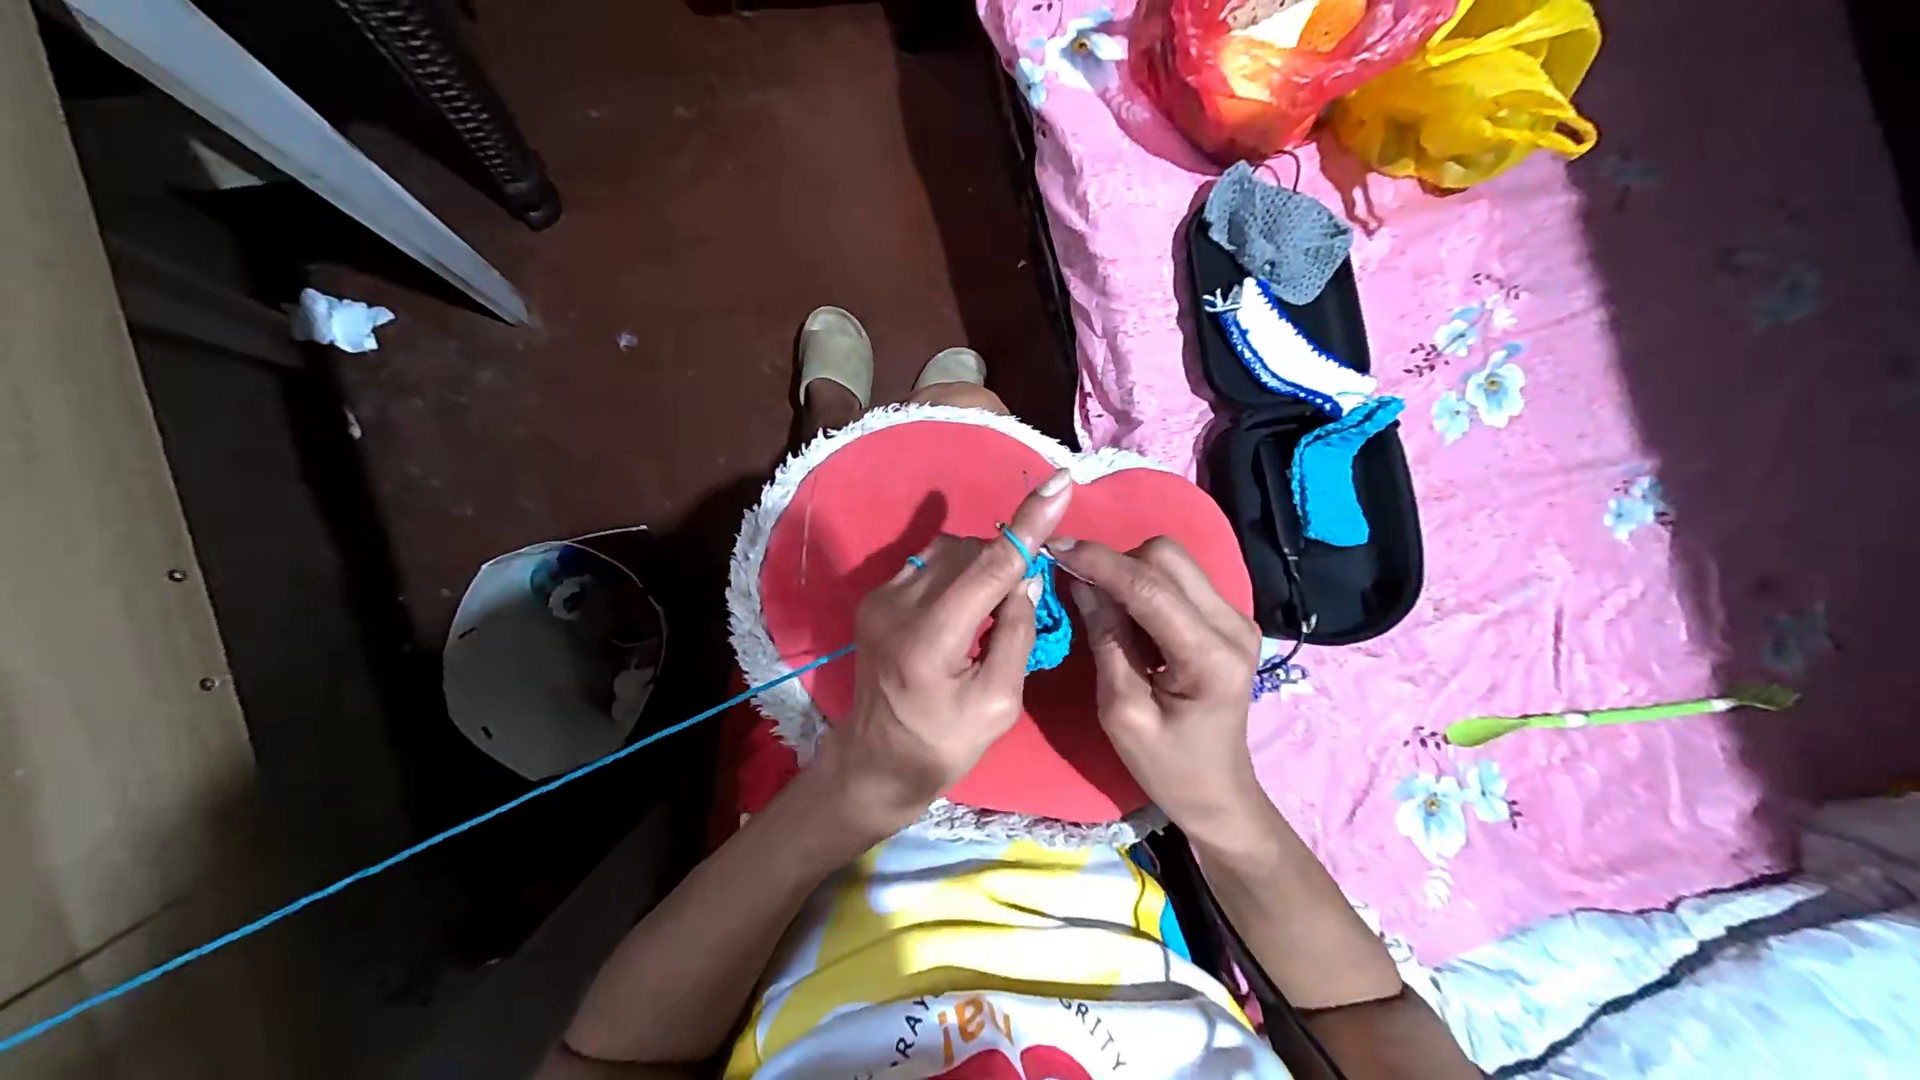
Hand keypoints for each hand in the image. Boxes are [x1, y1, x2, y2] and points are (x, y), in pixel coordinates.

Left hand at [815, 468, 1074, 837]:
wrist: (873, 761)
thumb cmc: (943, 745)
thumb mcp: (998, 705)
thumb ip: (1016, 634)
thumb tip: (1027, 577)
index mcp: (931, 639)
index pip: (991, 566)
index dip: (1029, 523)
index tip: (1060, 482)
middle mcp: (898, 606)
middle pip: (969, 551)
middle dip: (1004, 561)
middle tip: (1018, 601)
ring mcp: (880, 598)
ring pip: (947, 550)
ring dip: (979, 565)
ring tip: (986, 609)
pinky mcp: (873, 599)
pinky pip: (926, 563)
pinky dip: (954, 572)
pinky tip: (958, 607)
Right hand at [1051, 537, 1266, 845]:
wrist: (1217, 790)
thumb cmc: (1166, 765)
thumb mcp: (1121, 712)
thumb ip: (1105, 641)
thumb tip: (1080, 581)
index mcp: (1210, 657)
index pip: (1150, 590)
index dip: (1101, 563)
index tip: (1056, 548)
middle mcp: (1232, 625)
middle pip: (1166, 558)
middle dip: (1116, 564)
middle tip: (1080, 588)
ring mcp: (1235, 617)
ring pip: (1172, 562)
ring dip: (1129, 572)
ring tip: (1103, 606)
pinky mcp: (1227, 617)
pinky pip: (1178, 578)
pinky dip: (1144, 584)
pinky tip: (1128, 616)